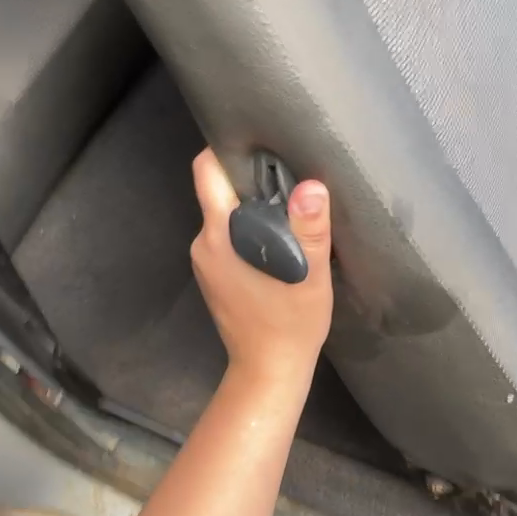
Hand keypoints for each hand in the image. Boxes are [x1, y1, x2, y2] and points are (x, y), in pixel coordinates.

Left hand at [189, 150, 333, 388]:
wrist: (269, 371)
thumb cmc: (289, 325)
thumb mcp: (309, 276)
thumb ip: (309, 229)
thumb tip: (312, 185)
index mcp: (219, 236)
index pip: (208, 171)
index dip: (229, 150)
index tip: (261, 144)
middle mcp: (204, 243)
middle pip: (219, 191)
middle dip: (250, 181)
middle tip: (289, 178)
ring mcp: (206, 261)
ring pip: (225, 216)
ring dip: (252, 210)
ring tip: (288, 211)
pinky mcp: (214, 275)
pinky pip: (228, 238)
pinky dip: (249, 233)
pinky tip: (278, 243)